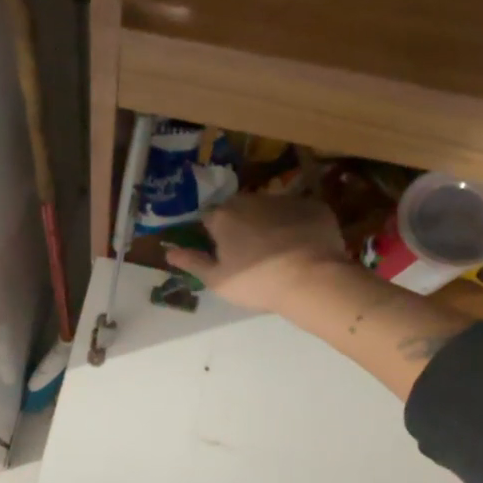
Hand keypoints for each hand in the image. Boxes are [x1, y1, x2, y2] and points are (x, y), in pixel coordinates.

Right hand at [164, 194, 350, 313]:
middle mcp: (252, 199)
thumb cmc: (257, 283)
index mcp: (224, 216)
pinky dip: (298, 225)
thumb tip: (168, 252)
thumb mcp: (217, 280)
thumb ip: (192, 262)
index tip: (222, 252)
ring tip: (280, 251)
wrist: (312, 280)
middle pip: (240, 209)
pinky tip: (303, 246)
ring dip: (270, 223)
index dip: (214, 235)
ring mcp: (285, 200)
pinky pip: (299, 213)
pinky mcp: (313, 206)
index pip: (209, 218)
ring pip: (270, 208)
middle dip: (241, 225)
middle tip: (251, 253)